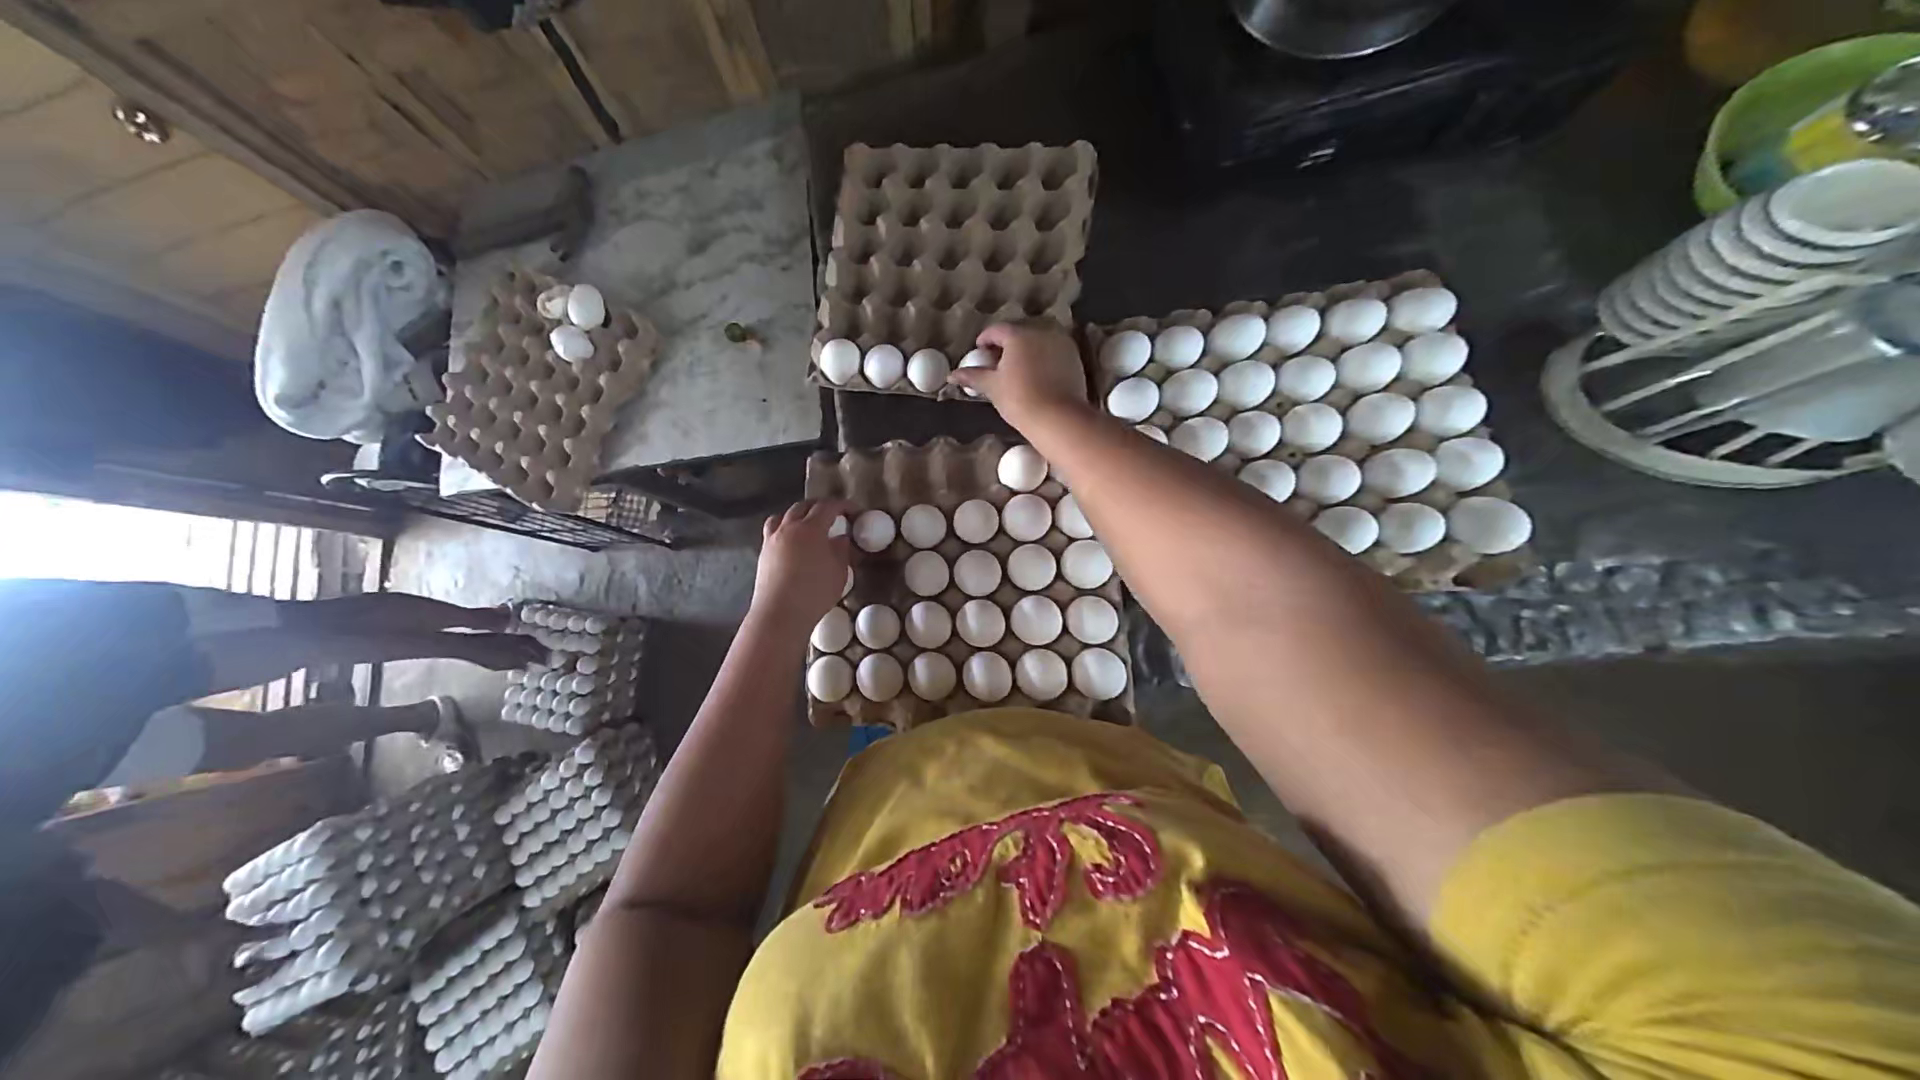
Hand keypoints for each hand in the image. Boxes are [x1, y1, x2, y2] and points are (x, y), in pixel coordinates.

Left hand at [751, 499, 853, 630]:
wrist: (780, 613)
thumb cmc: (815, 593)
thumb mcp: (839, 572)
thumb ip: (841, 550)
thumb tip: (841, 538)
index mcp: (811, 528)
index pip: (828, 506)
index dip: (844, 505)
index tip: (855, 511)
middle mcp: (789, 527)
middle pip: (804, 506)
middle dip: (821, 506)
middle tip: (834, 515)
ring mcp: (773, 539)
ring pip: (785, 515)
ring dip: (800, 514)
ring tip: (809, 524)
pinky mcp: (764, 552)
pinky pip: (774, 529)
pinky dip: (785, 527)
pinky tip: (792, 541)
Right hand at [948, 322, 1092, 430]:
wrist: (1058, 418)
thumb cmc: (1019, 399)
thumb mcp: (992, 387)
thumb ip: (973, 377)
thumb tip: (952, 375)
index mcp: (1018, 335)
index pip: (996, 331)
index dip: (985, 341)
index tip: (980, 353)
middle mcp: (1042, 332)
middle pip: (1018, 334)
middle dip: (1006, 346)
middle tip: (997, 364)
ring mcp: (1061, 344)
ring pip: (1038, 342)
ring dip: (1026, 352)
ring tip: (1017, 372)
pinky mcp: (1075, 358)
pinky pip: (1053, 353)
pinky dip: (1043, 360)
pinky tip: (1037, 377)